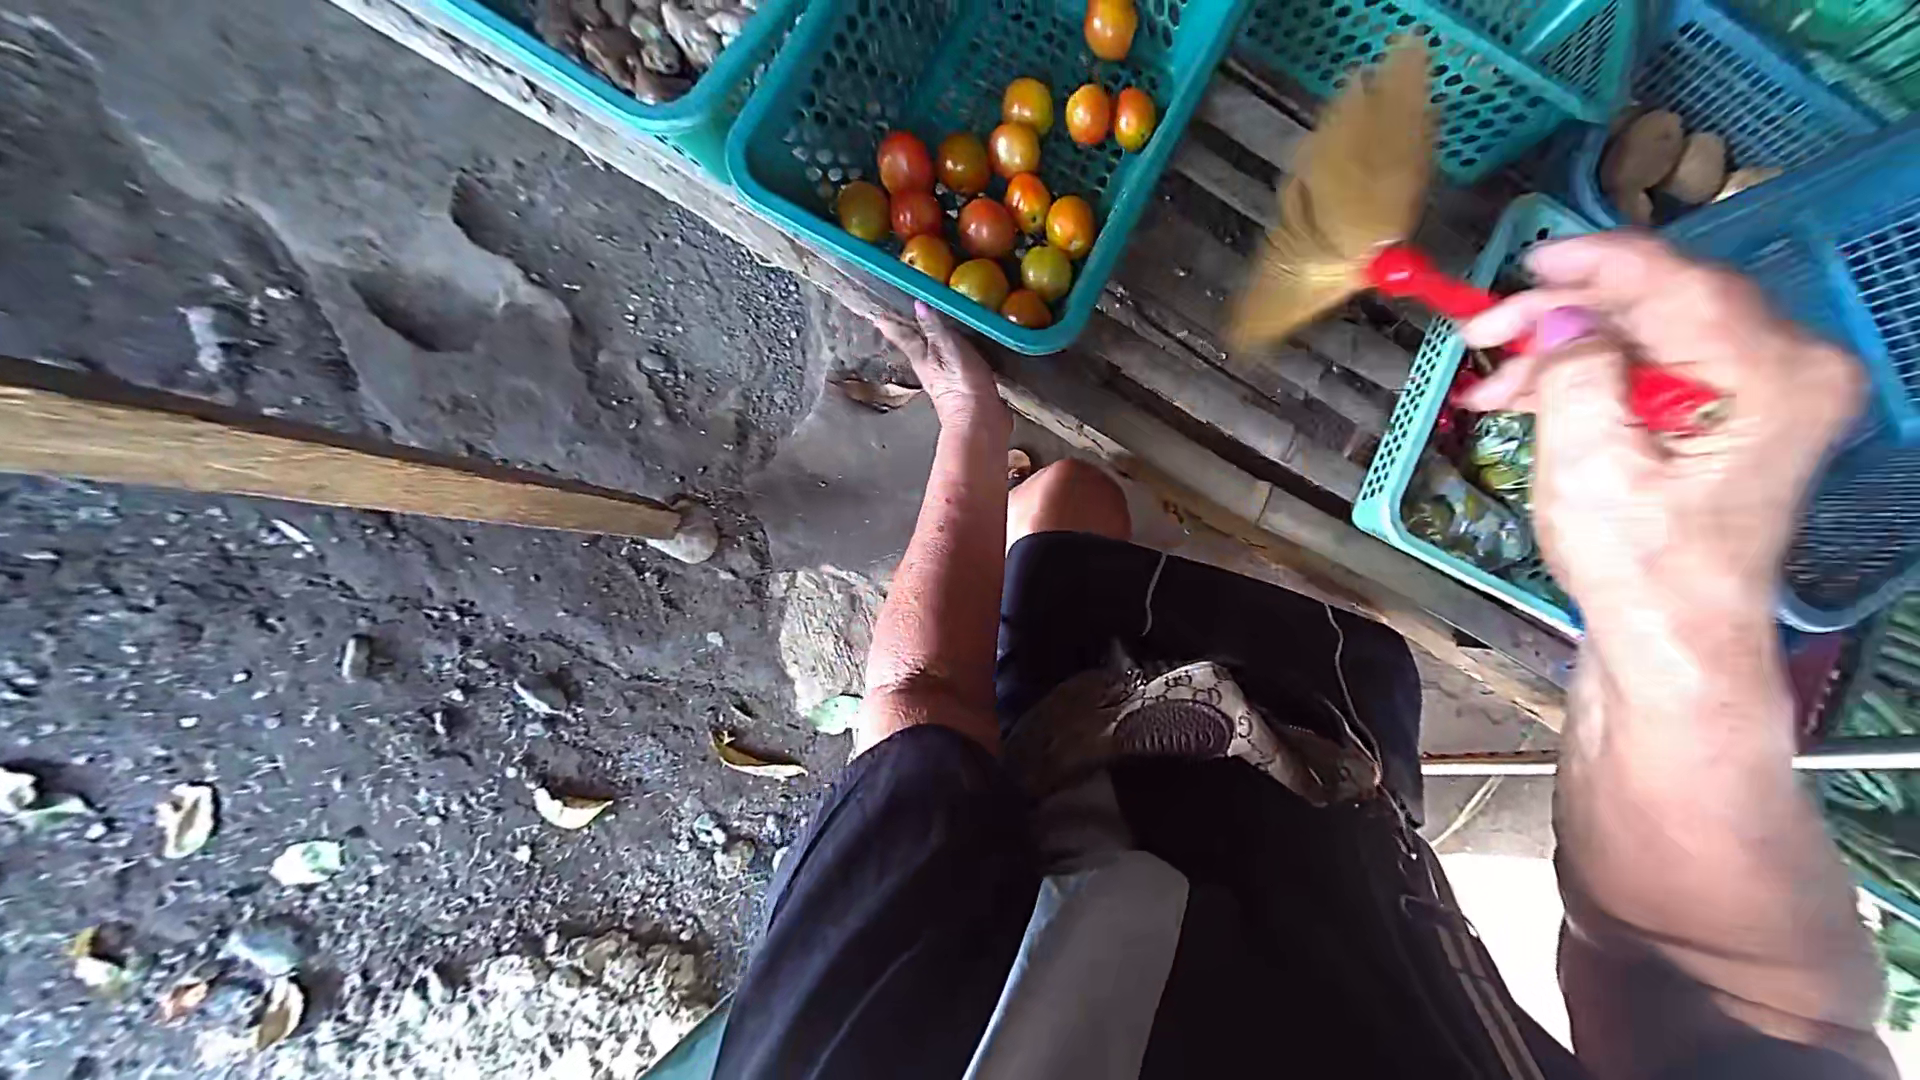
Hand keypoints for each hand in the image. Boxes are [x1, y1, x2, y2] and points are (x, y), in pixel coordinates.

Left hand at [872, 301, 1008, 432]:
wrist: (980, 421)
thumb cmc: (961, 385)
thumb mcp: (948, 349)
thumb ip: (935, 328)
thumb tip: (919, 305)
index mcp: (922, 358)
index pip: (904, 337)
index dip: (892, 326)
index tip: (879, 317)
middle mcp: (931, 368)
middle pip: (917, 346)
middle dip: (911, 332)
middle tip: (904, 318)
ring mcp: (948, 378)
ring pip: (937, 354)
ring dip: (934, 342)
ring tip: (934, 328)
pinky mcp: (967, 385)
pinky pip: (958, 362)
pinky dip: (957, 353)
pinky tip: (964, 349)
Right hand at [1457, 233, 1864, 632]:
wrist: (1669, 626)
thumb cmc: (1631, 555)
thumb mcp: (1588, 465)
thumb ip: (1576, 378)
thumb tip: (1558, 319)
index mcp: (1770, 378)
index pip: (1681, 286)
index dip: (1599, 263)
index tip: (1529, 259)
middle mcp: (1786, 370)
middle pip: (1663, 306)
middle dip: (1562, 316)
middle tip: (1481, 335)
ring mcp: (1762, 394)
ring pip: (1646, 337)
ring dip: (1560, 353)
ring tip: (1490, 388)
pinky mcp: (1729, 416)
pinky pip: (1649, 370)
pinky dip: (1584, 377)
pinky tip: (1528, 398)